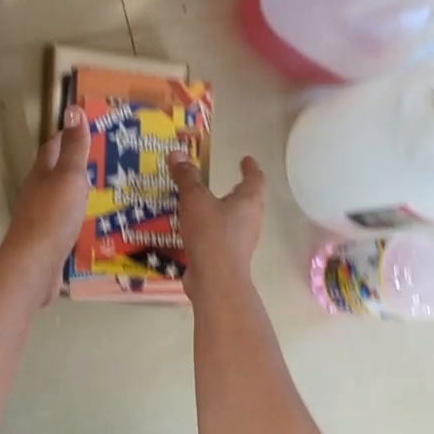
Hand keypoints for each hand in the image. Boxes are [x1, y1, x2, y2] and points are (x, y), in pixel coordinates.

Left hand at [0, 106, 92, 305]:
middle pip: (54, 173)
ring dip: (75, 192)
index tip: (86, 128)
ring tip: (101, 189)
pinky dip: (76, 217)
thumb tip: (72, 108)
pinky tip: (89, 222)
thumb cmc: (53, 216)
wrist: (33, 265)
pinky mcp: (46, 241)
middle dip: (73, 165)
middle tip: (101, 159)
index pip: (53, 147)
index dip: (67, 136)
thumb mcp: (69, 177)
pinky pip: (63, 222)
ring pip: (59, 198)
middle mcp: (37, 193)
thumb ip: (74, 147)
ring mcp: (40, 218)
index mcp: (42, 174)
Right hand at [170, 150, 265, 286]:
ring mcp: (242, 241)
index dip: (251, 168)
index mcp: (249, 201)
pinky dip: (213, 229)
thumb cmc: (211, 233)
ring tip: (209, 205)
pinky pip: (222, 237)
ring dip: (226, 211)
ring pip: (236, 220)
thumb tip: (177, 153)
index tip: (246, 159)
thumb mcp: (195, 200)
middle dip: (240, 191)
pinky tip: (197, 230)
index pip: (256, 179)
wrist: (216, 280)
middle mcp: (250, 220)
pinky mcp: (229, 257)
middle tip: (229, 182)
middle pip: (250, 201)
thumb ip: (187, 177)